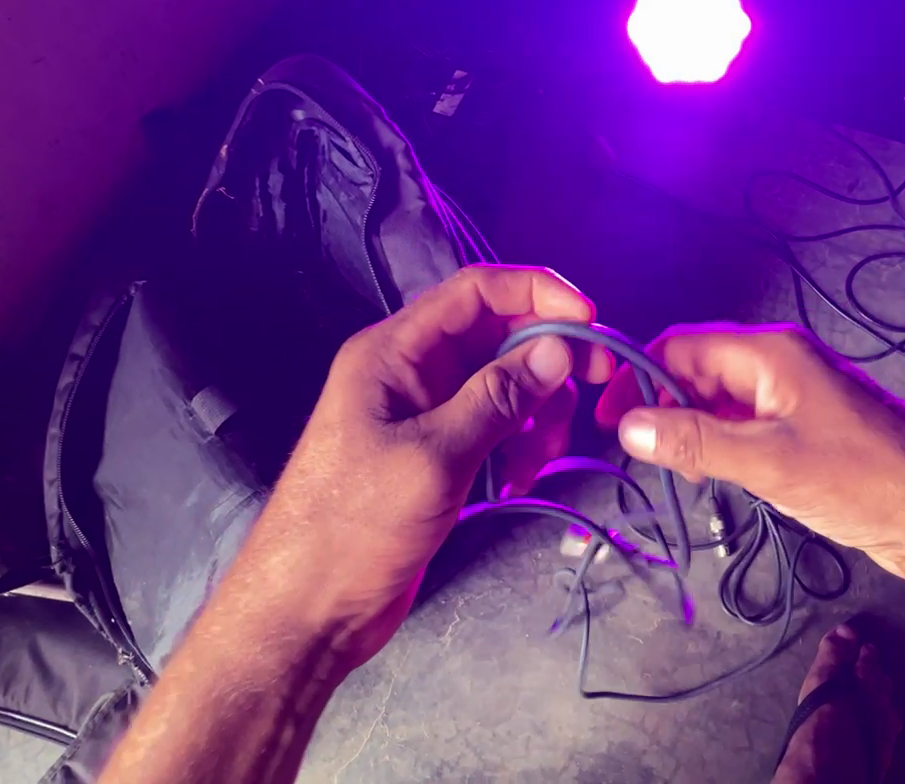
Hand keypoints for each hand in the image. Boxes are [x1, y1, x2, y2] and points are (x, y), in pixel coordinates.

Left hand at [238, 265, 612, 667]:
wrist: (308, 614)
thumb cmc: (353, 528)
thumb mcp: (433, 458)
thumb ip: (497, 398)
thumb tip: (560, 347)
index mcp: (395, 349)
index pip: (476, 290)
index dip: (537, 292)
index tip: (588, 320)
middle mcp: (414, 367)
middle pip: (500, 333)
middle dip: (549, 357)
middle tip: (596, 383)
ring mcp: (430, 407)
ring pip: (509, 379)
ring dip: (538, 411)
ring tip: (535, 461)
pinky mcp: (445, 444)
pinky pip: (500, 420)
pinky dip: (521, 441)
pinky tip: (518, 479)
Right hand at [594, 324, 904, 584]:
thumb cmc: (861, 480)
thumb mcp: (769, 462)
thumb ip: (695, 441)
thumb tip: (627, 426)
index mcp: (770, 351)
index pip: (681, 345)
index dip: (639, 377)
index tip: (611, 421)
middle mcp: (778, 362)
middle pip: (698, 369)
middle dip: (667, 406)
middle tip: (652, 456)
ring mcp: (792, 394)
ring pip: (719, 399)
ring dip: (694, 429)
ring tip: (688, 471)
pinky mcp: (802, 424)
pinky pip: (744, 421)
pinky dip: (721, 443)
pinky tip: (717, 473)